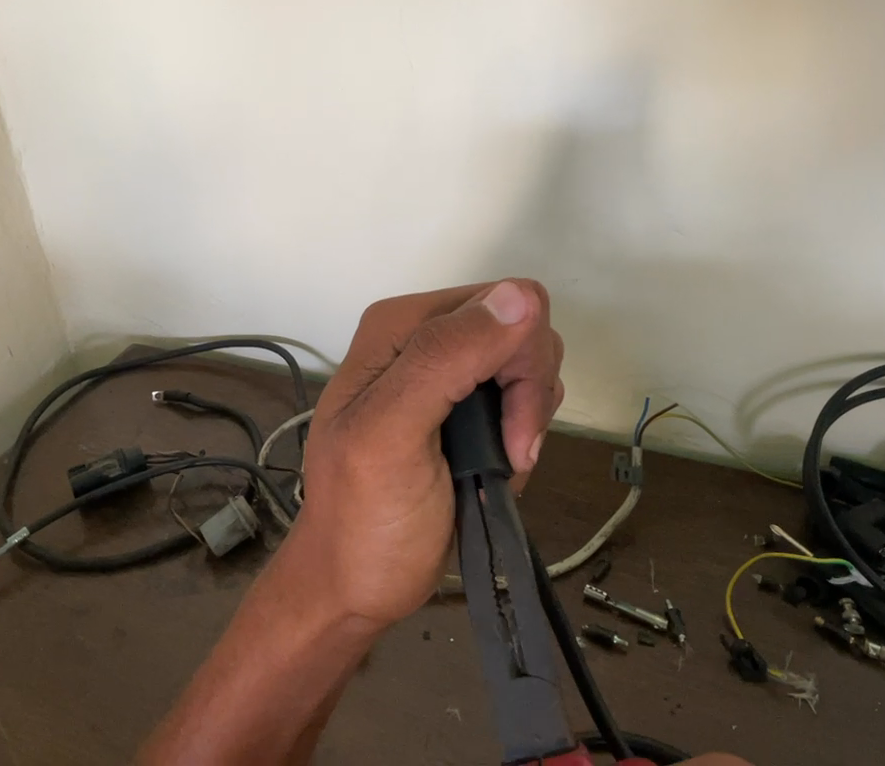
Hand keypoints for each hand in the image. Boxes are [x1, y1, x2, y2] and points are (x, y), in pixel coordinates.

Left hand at [282, 279, 563, 628]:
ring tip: (493, 466)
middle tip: (506, 454)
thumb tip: (519, 297)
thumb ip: (445, 359)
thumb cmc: (363, 518)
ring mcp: (448, 370)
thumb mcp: (390, 434)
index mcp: (402, 325)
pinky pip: (524, 396)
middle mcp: (426, 336)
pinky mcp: (467, 406)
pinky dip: (523, 435)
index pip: (505, 301)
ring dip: (526, 420)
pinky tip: (495, 468)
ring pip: (530, 363)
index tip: (506, 429)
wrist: (354, 586)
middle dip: (527, 394)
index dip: (521, 362)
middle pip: (524, 329)